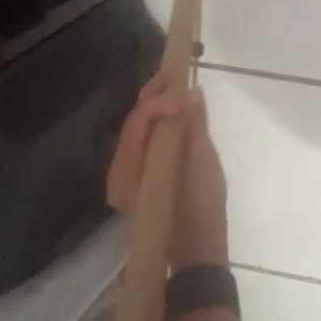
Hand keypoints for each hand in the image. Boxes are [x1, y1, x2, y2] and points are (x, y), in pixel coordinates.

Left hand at [107, 73, 229, 267]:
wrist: (199, 250)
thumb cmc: (199, 209)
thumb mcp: (201, 166)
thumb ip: (193, 128)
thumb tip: (191, 91)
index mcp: (128, 173)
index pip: (138, 124)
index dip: (158, 102)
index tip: (183, 90)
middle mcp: (119, 173)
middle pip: (134, 124)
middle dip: (154, 96)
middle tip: (176, 70)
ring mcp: (127, 175)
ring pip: (138, 130)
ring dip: (156, 106)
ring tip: (177, 83)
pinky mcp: (140, 176)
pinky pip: (145, 141)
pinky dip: (158, 122)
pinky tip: (175, 109)